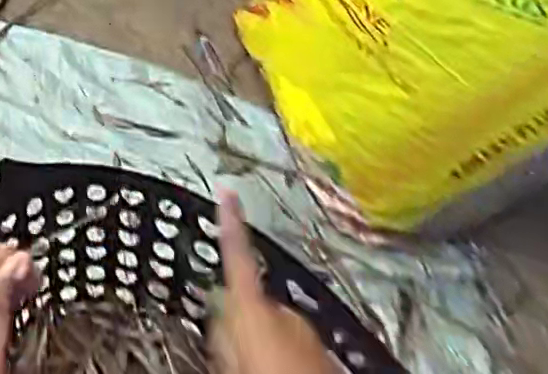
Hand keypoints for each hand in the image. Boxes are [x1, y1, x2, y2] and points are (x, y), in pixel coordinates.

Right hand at [210, 191, 341, 373]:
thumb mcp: (224, 351)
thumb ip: (218, 319)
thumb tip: (218, 305)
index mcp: (254, 303)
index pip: (236, 248)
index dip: (230, 218)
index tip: (228, 191)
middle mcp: (285, 311)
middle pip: (253, 296)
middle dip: (243, 312)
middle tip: (234, 341)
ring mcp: (310, 334)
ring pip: (276, 321)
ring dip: (266, 336)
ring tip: (259, 364)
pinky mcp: (329, 357)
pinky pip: (297, 342)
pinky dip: (289, 354)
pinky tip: (281, 370)